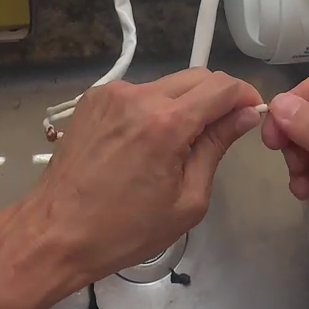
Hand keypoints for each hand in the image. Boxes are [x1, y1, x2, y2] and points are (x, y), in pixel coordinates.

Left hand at [0, 68, 262, 288]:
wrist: (56, 231)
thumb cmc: (126, 229)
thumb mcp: (187, 199)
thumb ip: (216, 147)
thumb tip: (245, 115)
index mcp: (167, 122)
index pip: (221, 86)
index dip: (244, 94)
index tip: (252, 112)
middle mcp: (140, 95)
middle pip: (196, 77)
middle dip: (217, 97)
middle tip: (221, 129)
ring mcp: (113, 92)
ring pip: (167, 84)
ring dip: (182, 103)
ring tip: (176, 143)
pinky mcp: (94, 97)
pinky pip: (138, 93)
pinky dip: (151, 108)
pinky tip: (142, 141)